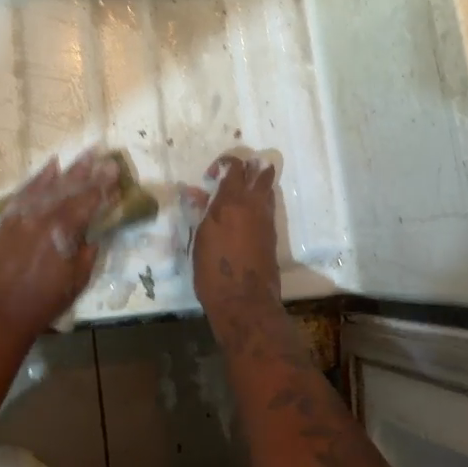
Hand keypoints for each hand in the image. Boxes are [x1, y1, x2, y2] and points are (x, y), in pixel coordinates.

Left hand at [0, 151, 120, 337]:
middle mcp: (42, 215)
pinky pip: (25, 192)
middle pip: (70, 188)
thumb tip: (92, 234)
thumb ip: (88, 251)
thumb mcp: (78, 279)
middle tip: (104, 156)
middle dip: (89, 172)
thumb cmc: (44, 301)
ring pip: (49, 185)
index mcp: (63, 230)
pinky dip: (39, 178)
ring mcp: (22, 214)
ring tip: (85, 155)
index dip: (104, 188)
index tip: (116, 174)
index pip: (89, 202)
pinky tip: (51, 167)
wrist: (0, 311)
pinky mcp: (7, 219)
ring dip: (69, 170)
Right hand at [191, 153, 280, 309]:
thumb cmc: (213, 271)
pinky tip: (242, 220)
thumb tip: (194, 192)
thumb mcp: (199, 239)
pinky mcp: (273, 235)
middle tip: (230, 180)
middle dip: (248, 168)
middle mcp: (254, 205)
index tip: (209, 178)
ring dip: (255, 186)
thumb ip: (200, 211)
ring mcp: (268, 219)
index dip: (223, 165)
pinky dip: (257, 205)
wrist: (244, 302)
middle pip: (262, 171)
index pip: (234, 167)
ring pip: (268, 189)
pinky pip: (268, 208)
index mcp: (231, 202)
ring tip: (236, 199)